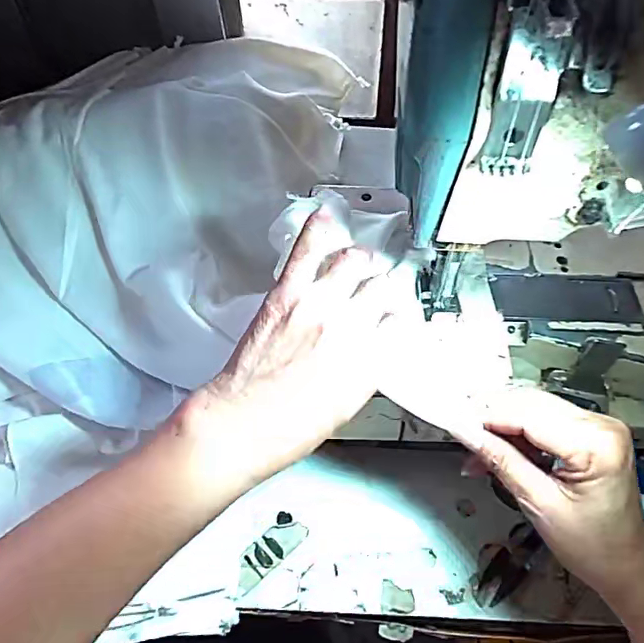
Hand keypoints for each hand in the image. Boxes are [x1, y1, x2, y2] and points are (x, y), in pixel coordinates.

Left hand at [174, 209, 413, 489]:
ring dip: (361, 258)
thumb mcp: (346, 406)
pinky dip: (318, 230)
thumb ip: (366, 370)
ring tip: (360, 259)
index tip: (395, 313)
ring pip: (352, 261)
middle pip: (381, 287)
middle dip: (384, 283)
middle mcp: (351, 328)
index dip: (398, 315)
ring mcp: (318, 307)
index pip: (400, 321)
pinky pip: (307, 253)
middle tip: (379, 282)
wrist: (243, 424)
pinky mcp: (286, 297)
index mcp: (371, 360)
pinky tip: (326, 215)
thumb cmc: (290, 427)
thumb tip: (374, 348)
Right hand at [452, 388, 643, 609]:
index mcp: (597, 443)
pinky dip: (516, 430)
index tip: (451, 418)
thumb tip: (465, 432)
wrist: (624, 563)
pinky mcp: (590, 431)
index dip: (486, 415)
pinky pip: (544, 419)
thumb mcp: (538, 504)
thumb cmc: (591, 544)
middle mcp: (602, 424)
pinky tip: (494, 446)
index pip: (529, 415)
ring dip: (499, 423)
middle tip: (456, 428)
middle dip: (489, 415)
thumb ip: (501, 461)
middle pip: (531, 404)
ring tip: (472, 445)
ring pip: (534, 407)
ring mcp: (598, 425)